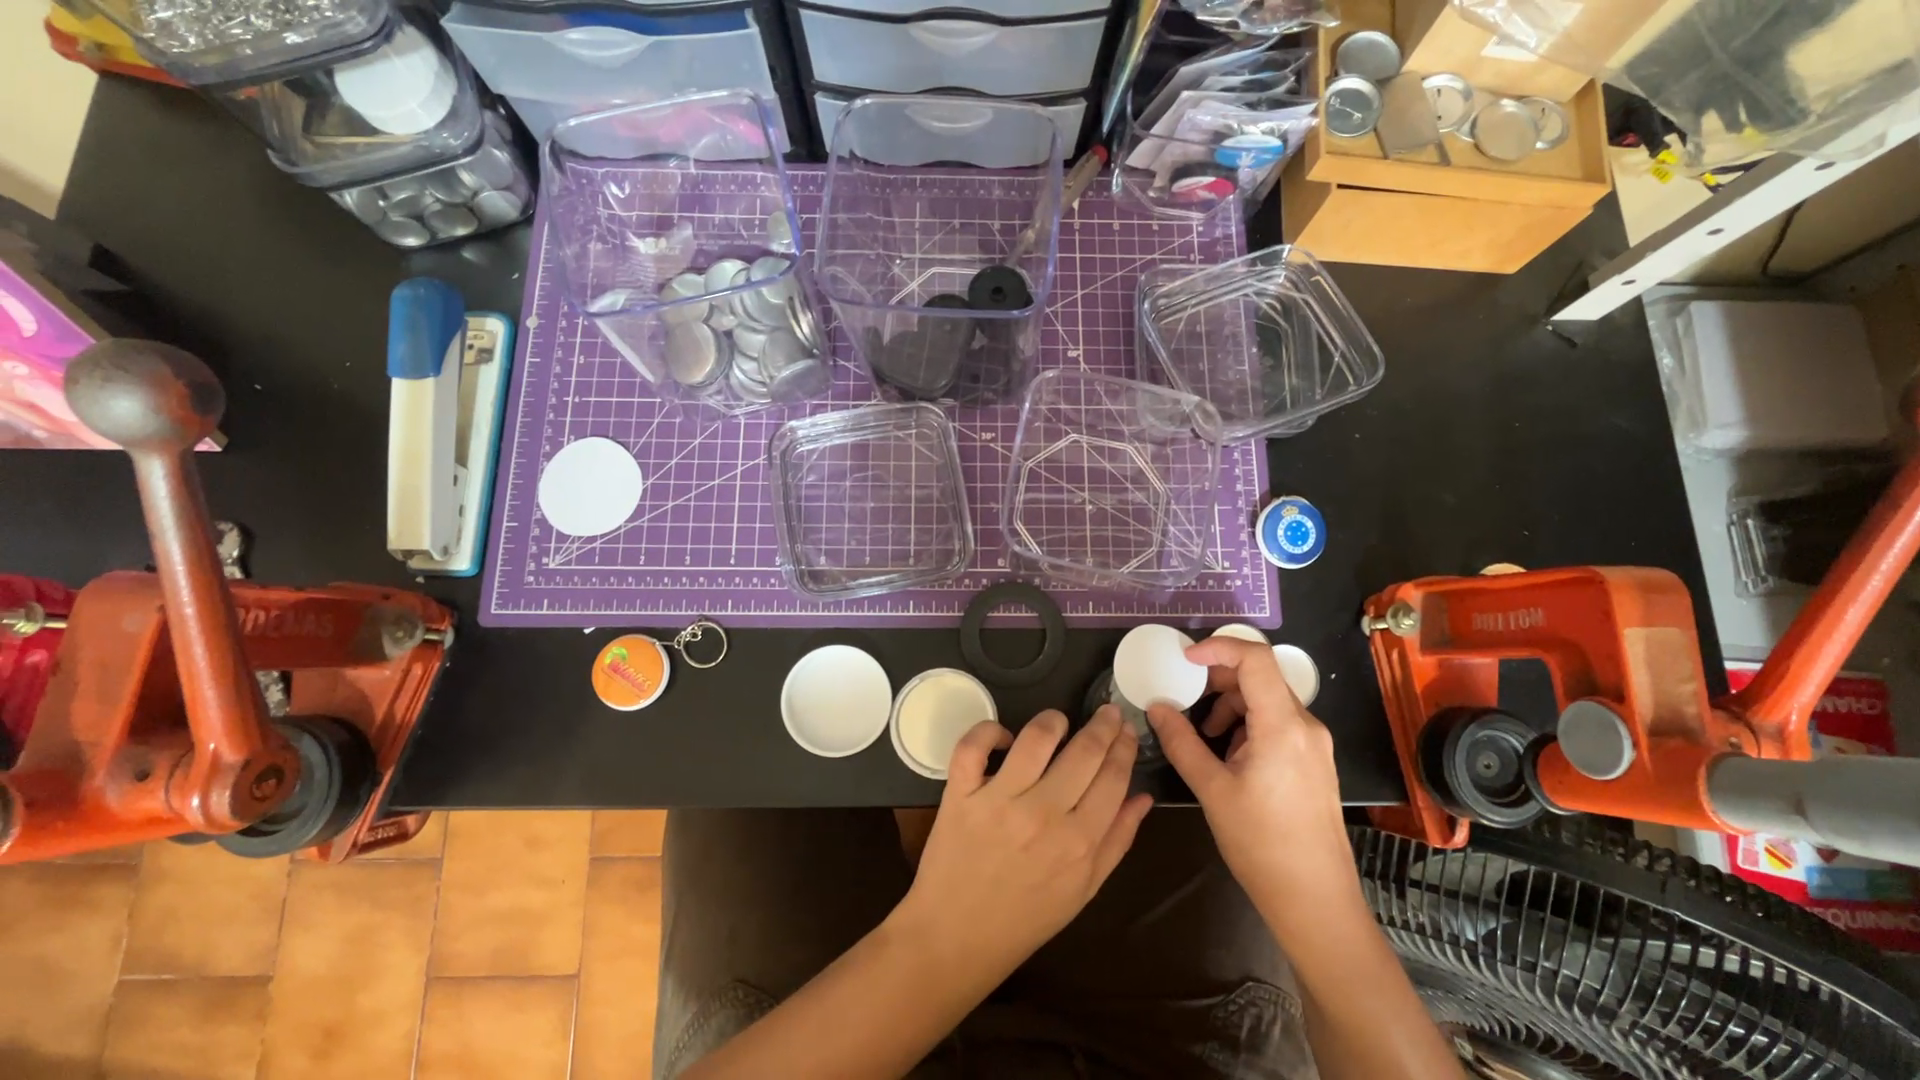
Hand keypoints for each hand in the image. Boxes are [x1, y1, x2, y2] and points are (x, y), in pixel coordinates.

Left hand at [893, 707, 1152, 977]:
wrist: (957, 937)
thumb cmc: (1026, 918)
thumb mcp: (1084, 890)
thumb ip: (1117, 841)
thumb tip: (1143, 796)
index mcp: (1079, 842)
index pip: (1113, 777)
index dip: (1124, 747)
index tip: (1127, 730)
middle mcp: (1042, 815)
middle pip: (1083, 751)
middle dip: (1102, 725)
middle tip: (1106, 712)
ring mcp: (998, 802)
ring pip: (1035, 738)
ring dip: (1053, 721)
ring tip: (1058, 722)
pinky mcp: (959, 795)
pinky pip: (972, 747)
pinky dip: (988, 730)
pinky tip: (1003, 736)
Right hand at [1146, 638, 1358, 924]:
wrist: (1314, 897)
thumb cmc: (1260, 843)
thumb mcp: (1212, 790)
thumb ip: (1181, 742)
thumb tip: (1156, 707)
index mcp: (1282, 725)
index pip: (1255, 658)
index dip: (1217, 648)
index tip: (1184, 660)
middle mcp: (1306, 725)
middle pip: (1261, 677)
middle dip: (1219, 680)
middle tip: (1185, 698)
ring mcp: (1314, 743)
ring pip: (1269, 701)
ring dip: (1232, 705)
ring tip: (1204, 737)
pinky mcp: (1314, 761)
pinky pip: (1278, 724)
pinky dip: (1248, 725)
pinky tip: (1229, 756)